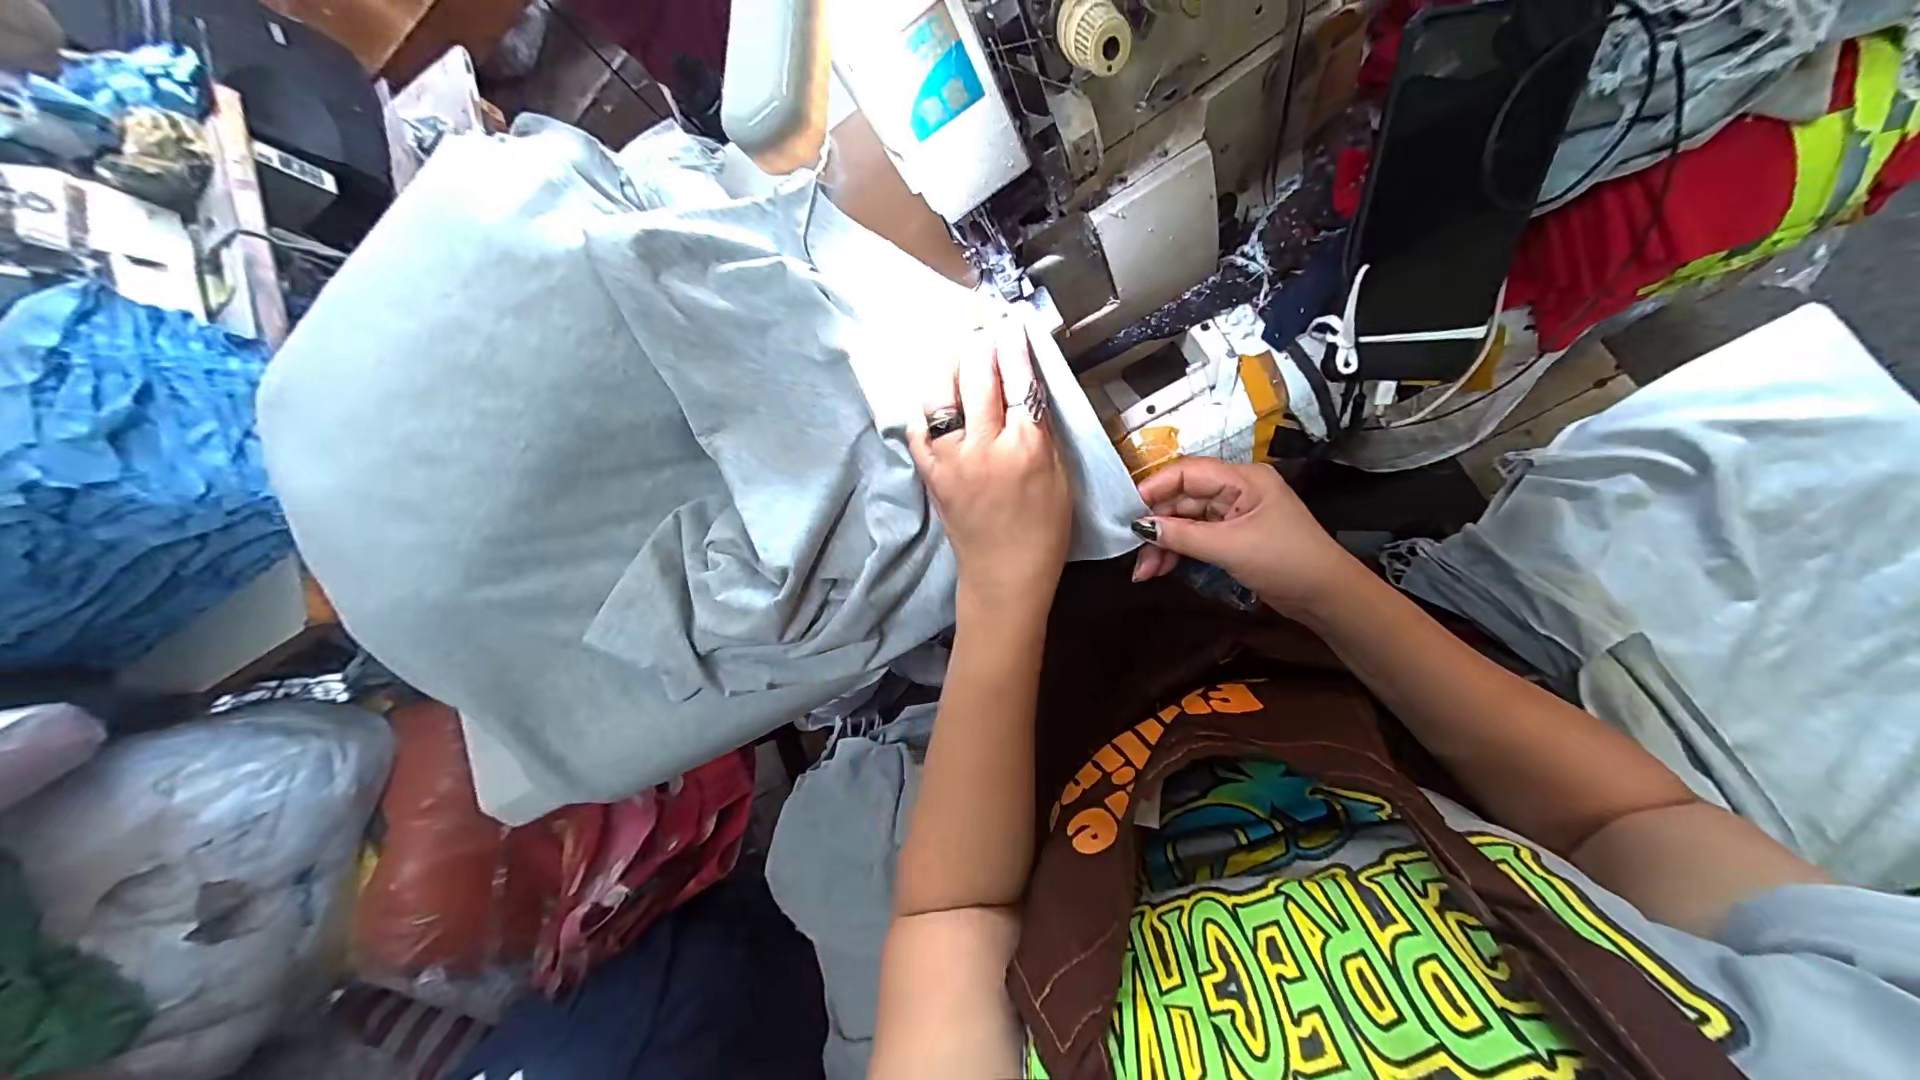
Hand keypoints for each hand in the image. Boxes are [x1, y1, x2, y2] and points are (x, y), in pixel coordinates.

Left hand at [909, 315, 1072, 616]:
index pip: (1019, 382)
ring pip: (941, 397)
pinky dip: (927, 408)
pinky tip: (937, 397)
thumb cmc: (1042, 532)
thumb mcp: (1059, 477)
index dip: (1014, 347)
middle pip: (978, 378)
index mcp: (1026, 448)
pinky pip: (920, 429)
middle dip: (980, 345)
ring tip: (957, 352)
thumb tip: (1027, 393)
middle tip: (981, 328)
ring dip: (949, 367)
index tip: (1009, 325)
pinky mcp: (931, 475)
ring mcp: (951, 461)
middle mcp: (984, 448)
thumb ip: (1042, 432)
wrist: (1004, 574)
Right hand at [1131, 459, 1362, 616]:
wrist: (1327, 597)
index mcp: (1243, 479)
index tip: (1129, 509)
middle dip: (1157, 525)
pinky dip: (1177, 553)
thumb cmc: (1288, 561)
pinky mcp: (1231, 539)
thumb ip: (1184, 536)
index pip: (1188, 472)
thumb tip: (1143, 527)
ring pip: (1185, 523)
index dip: (1155, 488)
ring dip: (1163, 544)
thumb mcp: (1231, 547)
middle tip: (1132, 548)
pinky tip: (1159, 568)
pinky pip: (1195, 539)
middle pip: (1183, 500)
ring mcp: (1233, 516)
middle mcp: (1236, 492)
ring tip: (1144, 570)